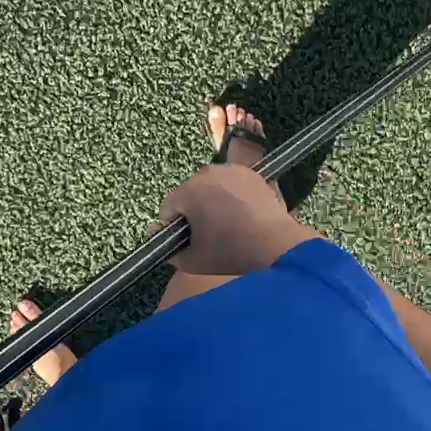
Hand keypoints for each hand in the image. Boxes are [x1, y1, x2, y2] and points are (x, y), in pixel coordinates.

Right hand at [158, 164, 318, 275]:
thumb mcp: (191, 260)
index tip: (184, 241)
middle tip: (206, 234)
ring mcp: (231, 170)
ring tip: (223, 223)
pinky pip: (229, 183)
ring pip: (209, 186)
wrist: (275, 245)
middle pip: (188, 193)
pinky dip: (229, 195)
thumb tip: (155, 232)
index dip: (172, 226)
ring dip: (210, 200)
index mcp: (189, 192)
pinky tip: (238, 214)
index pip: (168, 206)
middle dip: (192, 210)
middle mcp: (207, 173)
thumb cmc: (230, 253)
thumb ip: (166, 248)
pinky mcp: (250, 173)